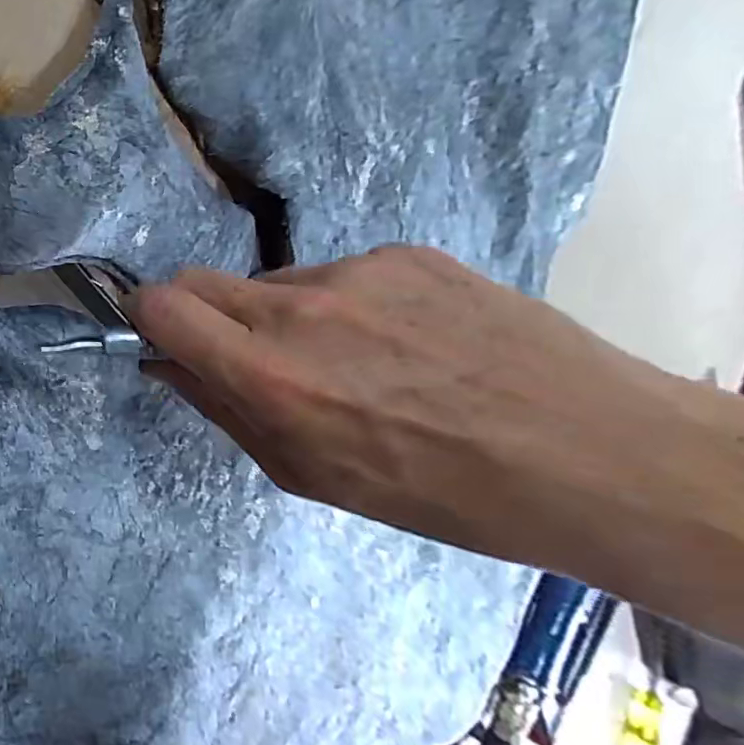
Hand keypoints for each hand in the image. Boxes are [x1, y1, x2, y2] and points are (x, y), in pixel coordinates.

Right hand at [130, 245, 690, 570]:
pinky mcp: (405, 250)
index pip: (162, 306)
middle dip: (201, 316)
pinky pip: (341, 274)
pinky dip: (347, 306)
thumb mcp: (313, 476)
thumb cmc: (444, 495)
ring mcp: (356, 270)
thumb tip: (169, 364)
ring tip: (358, 362)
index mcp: (273, 377)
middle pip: (200, 281)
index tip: (158, 335)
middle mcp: (301, 308)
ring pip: (275, 283)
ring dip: (285, 318)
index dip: (144, 315)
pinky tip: (407, 342)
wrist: (599, 454)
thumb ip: (225, 411)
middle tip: (249, 358)